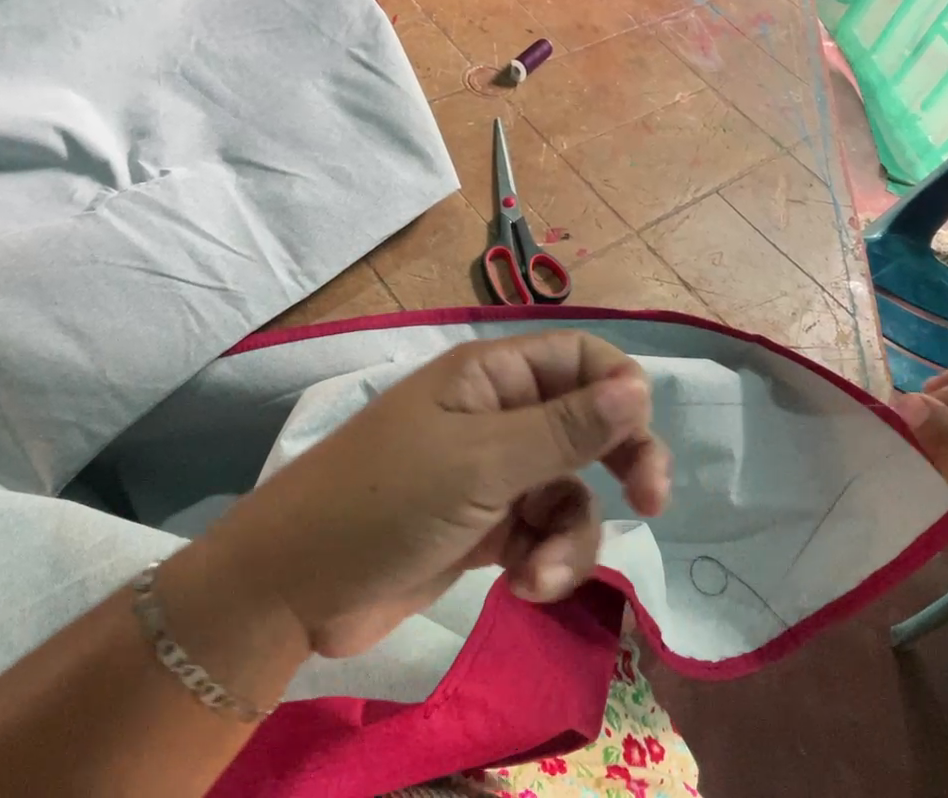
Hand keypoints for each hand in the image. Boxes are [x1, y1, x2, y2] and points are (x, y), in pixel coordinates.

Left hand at [187, 331, 669, 658]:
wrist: (295, 590)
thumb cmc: (385, 504)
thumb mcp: (482, 463)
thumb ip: (566, 428)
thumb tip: (640, 387)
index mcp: (490, 377)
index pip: (580, 358)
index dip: (620, 391)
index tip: (640, 441)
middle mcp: (495, 415)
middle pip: (586, 422)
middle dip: (620, 461)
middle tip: (652, 503)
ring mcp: (489, 474)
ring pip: (568, 489)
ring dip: (570, 536)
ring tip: (539, 575)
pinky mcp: (484, 527)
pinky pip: (541, 532)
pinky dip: (544, 559)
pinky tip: (523, 588)